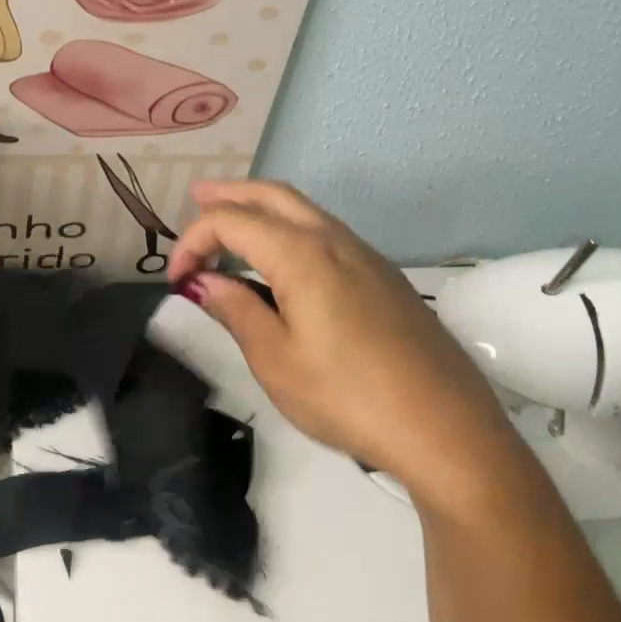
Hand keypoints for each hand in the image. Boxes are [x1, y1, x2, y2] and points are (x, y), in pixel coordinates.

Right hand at [167, 181, 526, 504]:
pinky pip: (327, 233)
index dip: (193, 242)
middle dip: (231, 194)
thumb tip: (203, 282)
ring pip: (305, 210)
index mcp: (301, 254)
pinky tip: (283, 260)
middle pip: (274, 196)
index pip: (231, 223)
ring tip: (233, 221)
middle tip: (197, 198)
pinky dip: (292, 228)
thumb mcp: (275, 359)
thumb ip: (236, 310)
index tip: (176, 282)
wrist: (444, 427)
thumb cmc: (347, 395)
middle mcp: (335, 240)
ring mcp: (367, 257)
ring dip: (263, 208)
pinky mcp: (385, 279)